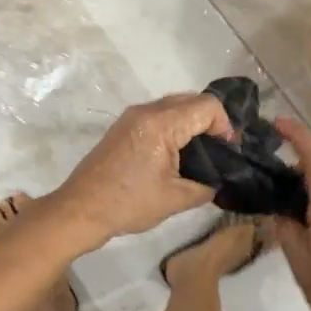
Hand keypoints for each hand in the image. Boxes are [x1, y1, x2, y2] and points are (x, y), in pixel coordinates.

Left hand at [51, 93, 233, 241]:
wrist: (81, 209)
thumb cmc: (129, 204)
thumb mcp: (176, 198)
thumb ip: (206, 185)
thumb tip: (218, 180)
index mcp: (161, 123)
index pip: (207, 106)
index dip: (225, 125)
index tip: (229, 151)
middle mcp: (145, 111)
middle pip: (190, 100)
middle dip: (210, 122)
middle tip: (220, 151)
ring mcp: (131, 117)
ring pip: (172, 106)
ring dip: (191, 123)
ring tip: (201, 154)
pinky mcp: (122, 127)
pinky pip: (156, 116)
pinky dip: (173, 127)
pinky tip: (177, 154)